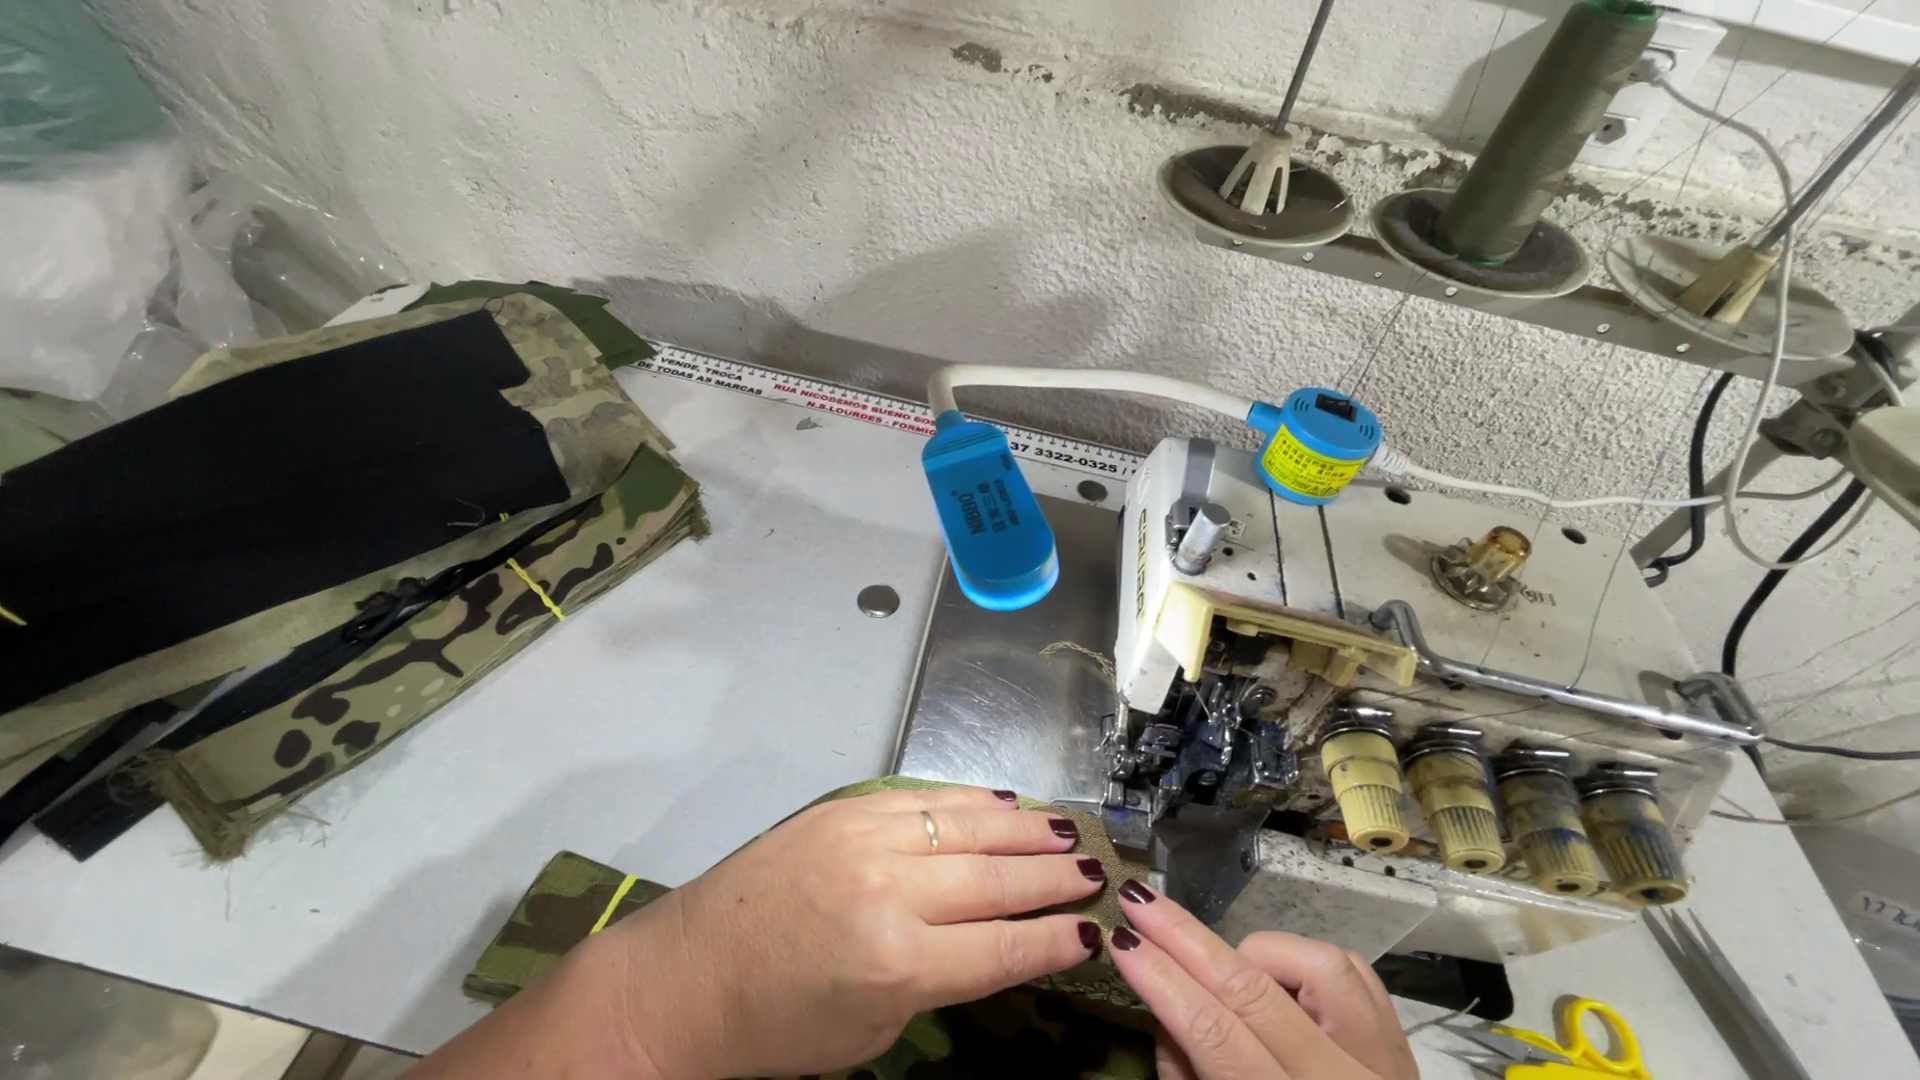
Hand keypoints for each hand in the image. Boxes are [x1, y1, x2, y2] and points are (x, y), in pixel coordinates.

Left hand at [604, 785, 1106, 1078]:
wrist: (687, 976)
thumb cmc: (780, 1029)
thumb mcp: (874, 1030)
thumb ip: (940, 980)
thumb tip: (998, 939)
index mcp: (900, 963)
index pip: (1004, 947)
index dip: (1056, 938)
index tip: (1098, 926)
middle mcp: (891, 890)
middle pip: (997, 879)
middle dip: (1055, 876)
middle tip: (1099, 869)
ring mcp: (866, 838)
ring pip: (968, 827)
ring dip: (1025, 830)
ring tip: (1069, 830)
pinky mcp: (844, 808)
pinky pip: (924, 798)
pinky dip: (971, 801)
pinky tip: (1004, 803)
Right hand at [1109, 881, 1417, 1079]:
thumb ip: (1184, 1076)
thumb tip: (1167, 1010)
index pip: (1215, 1034)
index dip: (1163, 981)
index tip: (1121, 940)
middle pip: (1254, 990)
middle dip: (1184, 937)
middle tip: (1137, 899)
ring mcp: (1384, 1064)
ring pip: (1317, 966)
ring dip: (1252, 952)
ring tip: (1218, 967)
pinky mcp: (1399, 1045)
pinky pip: (1353, 970)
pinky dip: (1303, 958)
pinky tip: (1273, 972)